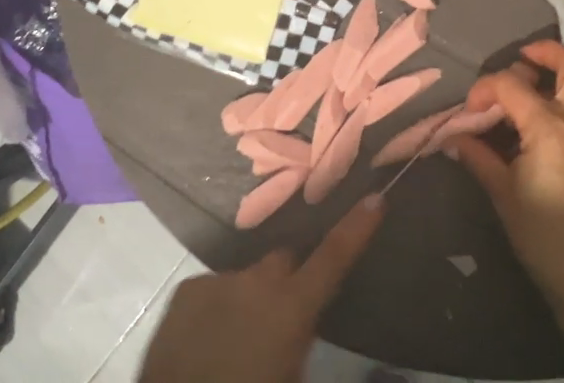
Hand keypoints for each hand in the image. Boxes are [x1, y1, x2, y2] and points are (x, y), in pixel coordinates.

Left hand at [139, 195, 383, 382]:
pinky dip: (216, 307)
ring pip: (246, 279)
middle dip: (287, 279)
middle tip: (280, 316)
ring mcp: (220, 280)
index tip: (375, 198)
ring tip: (236, 337)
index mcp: (293, 305)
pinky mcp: (188, 289)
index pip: (333, 257)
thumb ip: (300, 334)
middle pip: (283, 262)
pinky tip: (207, 337)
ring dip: (248, 298)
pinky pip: (214, 290)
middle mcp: (258, 280)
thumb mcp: (292, 372)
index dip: (356, 228)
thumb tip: (297, 321)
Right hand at [452, 41, 563, 382]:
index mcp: (551, 128)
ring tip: (521, 93)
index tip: (468, 109)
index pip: (512, 85)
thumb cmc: (546, 238)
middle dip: (545, 52)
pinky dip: (560, 103)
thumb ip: (478, 158)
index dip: (485, 88)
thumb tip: (452, 137)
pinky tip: (534, 127)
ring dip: (553, 77)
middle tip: (518, 60)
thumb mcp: (504, 196)